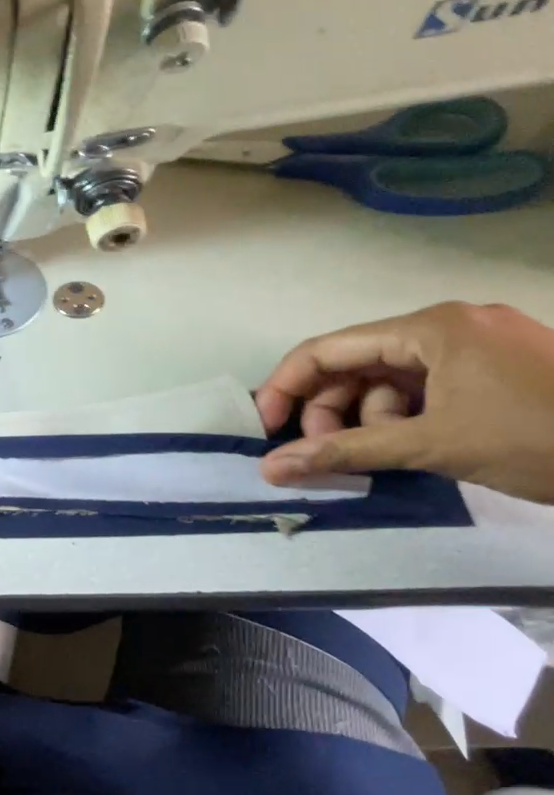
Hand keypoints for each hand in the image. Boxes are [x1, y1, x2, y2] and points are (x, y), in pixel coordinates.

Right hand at [254, 302, 553, 501]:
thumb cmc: (538, 438)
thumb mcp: (431, 446)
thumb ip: (342, 452)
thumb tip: (269, 469)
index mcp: (431, 327)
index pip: (326, 349)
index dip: (285, 388)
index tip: (268, 431)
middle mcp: (451, 325)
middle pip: (355, 364)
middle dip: (330, 409)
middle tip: (325, 453)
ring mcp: (479, 346)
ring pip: (389, 379)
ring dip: (368, 418)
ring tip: (380, 454)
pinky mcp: (499, 369)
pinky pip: (426, 387)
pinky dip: (404, 417)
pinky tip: (412, 446)